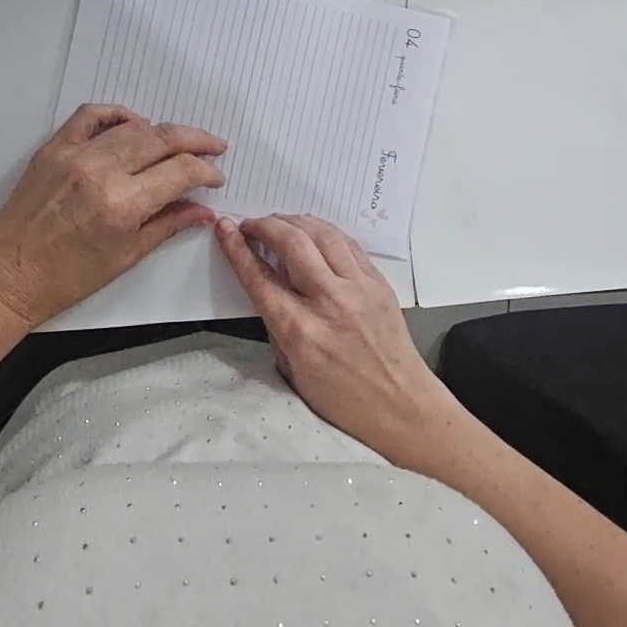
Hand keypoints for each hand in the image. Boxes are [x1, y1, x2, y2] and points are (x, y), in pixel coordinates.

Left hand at [0, 104, 225, 326]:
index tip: (216, 175)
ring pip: (134, 127)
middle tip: (213, 147)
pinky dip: (118, 114)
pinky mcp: (54, 148)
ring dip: (163, 130)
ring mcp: (76, 156)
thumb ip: (169, 224)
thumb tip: (203, 210)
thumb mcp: (128, 256)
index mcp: (124, 205)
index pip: (181, 171)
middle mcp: (102, 173)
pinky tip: (134, 124)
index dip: (206, 170)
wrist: (10, 274)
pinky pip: (92, 115)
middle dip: (196, 141)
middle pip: (163, 139)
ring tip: (178, 141)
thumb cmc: (69, 276)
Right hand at [215, 214, 459, 464]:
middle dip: (264, 225)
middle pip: (291, 242)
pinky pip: (347, 243)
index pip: (260, 277)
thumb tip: (264, 281)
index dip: (237, 248)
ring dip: (294, 221)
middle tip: (251, 225)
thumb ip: (276, 323)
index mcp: (301, 332)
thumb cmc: (343, 398)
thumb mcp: (292, 369)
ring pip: (321, 233)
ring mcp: (358, 288)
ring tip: (279, 223)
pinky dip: (324, 231)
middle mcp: (330, 303)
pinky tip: (312, 231)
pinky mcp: (378, 283)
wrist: (400, 405)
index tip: (226, 229)